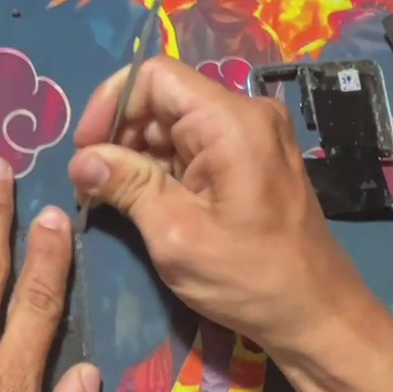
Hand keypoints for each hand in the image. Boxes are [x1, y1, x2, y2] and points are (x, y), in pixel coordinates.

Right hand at [67, 56, 386, 363]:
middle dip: (117, 137)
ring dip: (133, 157)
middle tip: (91, 186)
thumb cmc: (246, 277)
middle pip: (161, 101)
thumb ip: (127, 186)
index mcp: (230, 122)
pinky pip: (189, 149)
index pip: (154, 78)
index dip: (111, 105)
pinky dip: (157, 171)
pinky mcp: (245, 161)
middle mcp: (243, 116)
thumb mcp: (174, 233)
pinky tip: (137, 202)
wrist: (313, 314)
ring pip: (170, 127)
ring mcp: (247, 138)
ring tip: (108, 198)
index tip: (85, 152)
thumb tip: (80, 160)